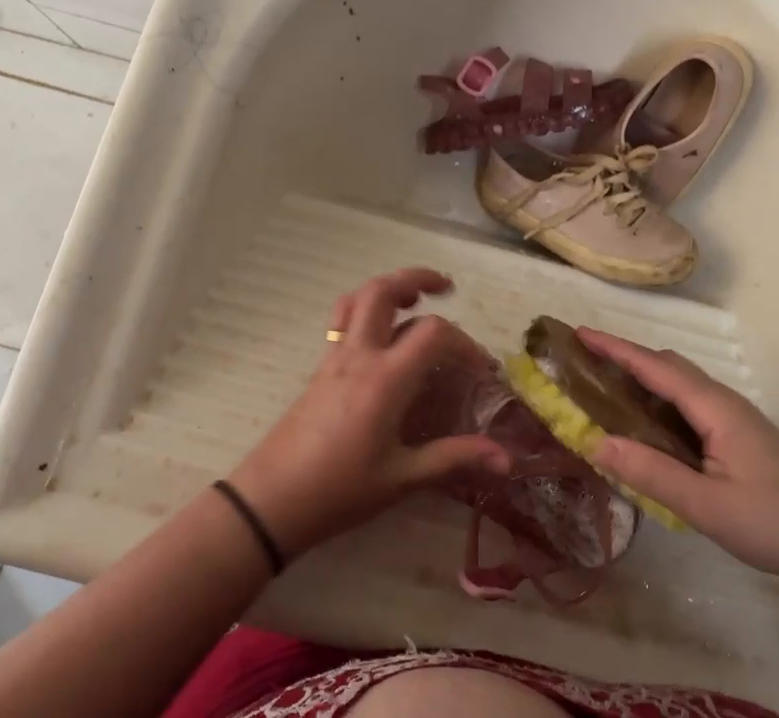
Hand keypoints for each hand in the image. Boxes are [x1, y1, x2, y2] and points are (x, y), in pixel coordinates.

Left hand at [226, 268, 509, 558]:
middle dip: (416, 279)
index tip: (480, 370)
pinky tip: (382, 339)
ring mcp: (333, 360)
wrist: (271, 500)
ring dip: (386, 289)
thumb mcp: (402, 478)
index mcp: (384, 379)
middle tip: (445, 287)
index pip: (433, 333)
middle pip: (382, 292)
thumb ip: (454, 458)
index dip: (464, 342)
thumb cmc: (339, 491)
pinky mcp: (319, 371)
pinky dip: (366, 311)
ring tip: (411, 298)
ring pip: (356, 300)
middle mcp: (358, 357)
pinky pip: (342, 322)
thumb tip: (507, 459)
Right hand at [578, 327, 778, 583]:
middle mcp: (724, 404)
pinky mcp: (740, 440)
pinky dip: (659, 403)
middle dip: (624, 358)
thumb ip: (651, 473)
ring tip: (602, 392)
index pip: (657, 367)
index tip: (577, 333)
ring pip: (681, 387)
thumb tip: (596, 442)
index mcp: (715, 409)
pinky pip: (689, 407)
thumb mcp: (707, 505)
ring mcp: (735, 421)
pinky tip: (645, 429)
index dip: (615, 349)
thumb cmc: (776, 523)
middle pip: (669, 367)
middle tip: (581, 364)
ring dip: (642, 380)